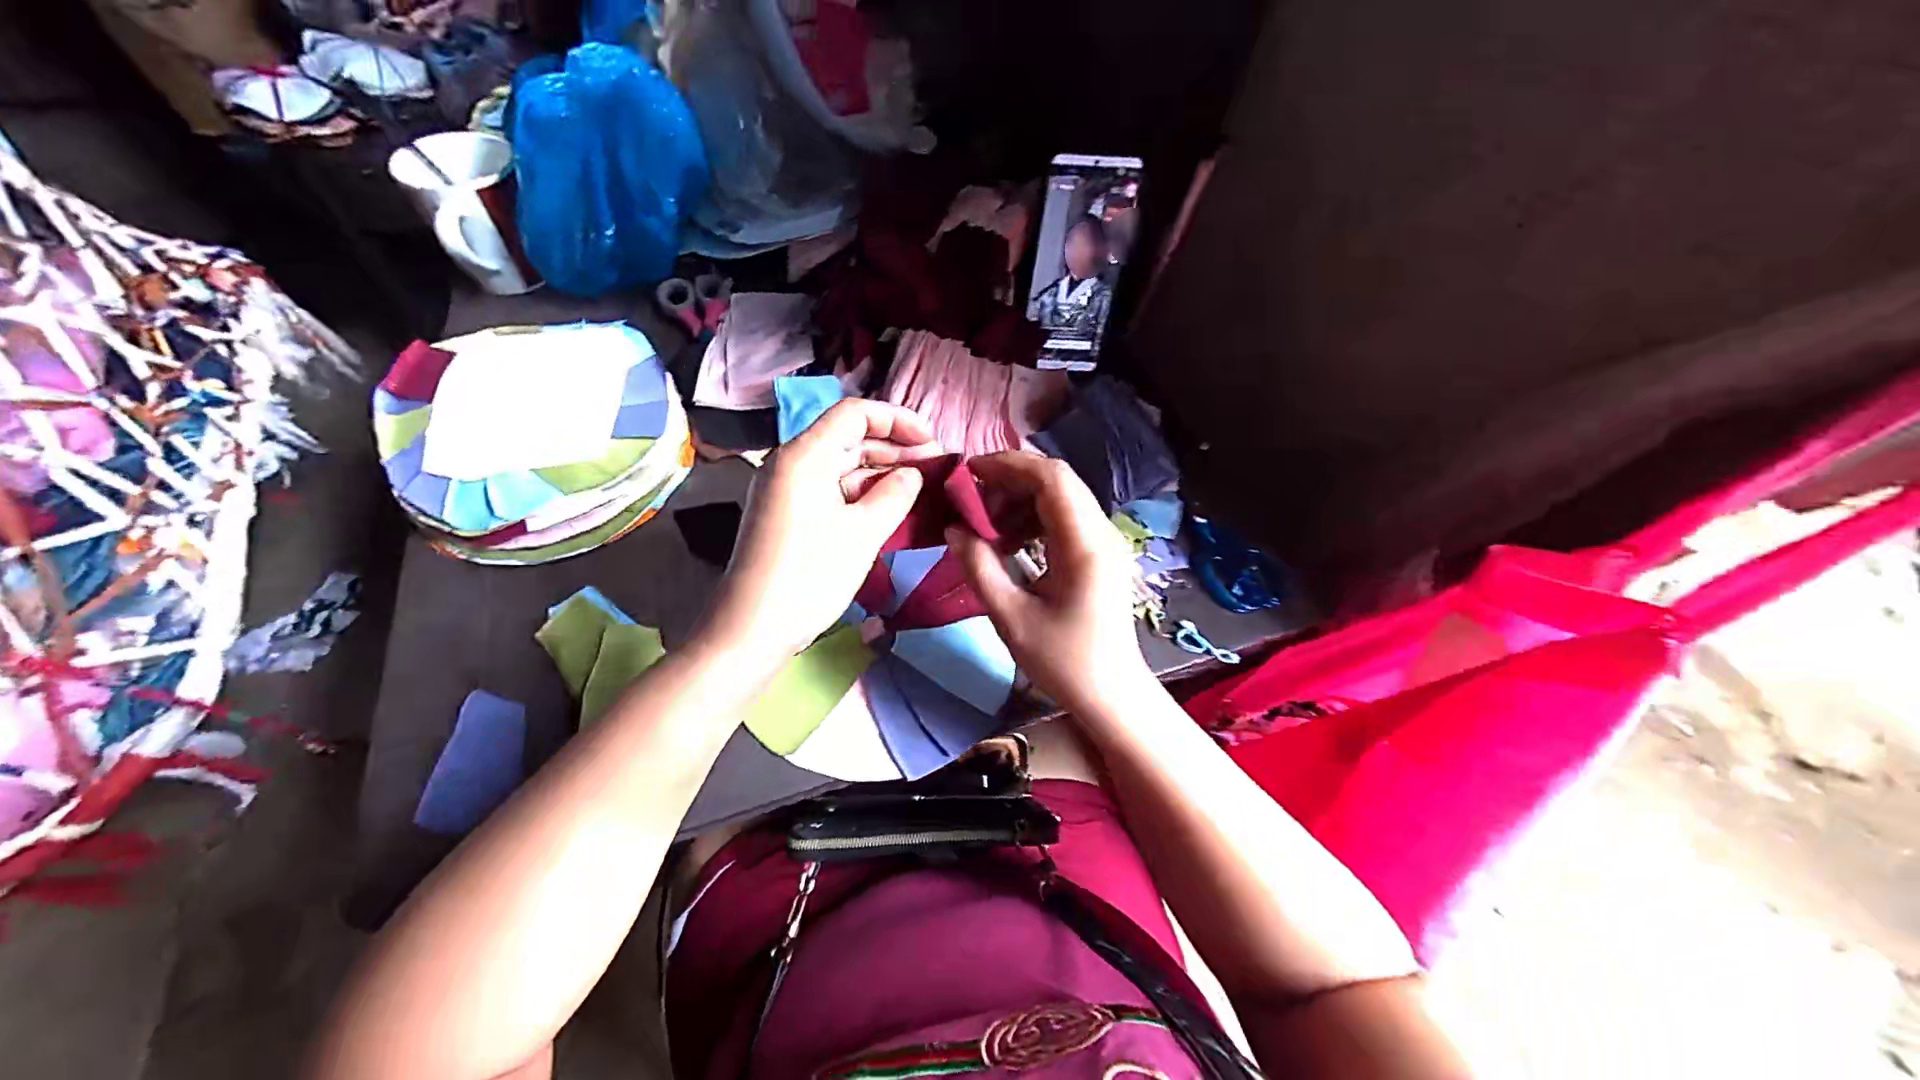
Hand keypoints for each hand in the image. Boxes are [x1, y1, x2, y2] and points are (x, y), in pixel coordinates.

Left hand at [703, 400, 942, 659]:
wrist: (752, 629)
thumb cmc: (810, 576)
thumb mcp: (863, 533)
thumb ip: (895, 494)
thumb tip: (913, 474)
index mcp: (804, 455)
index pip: (855, 413)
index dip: (898, 420)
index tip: (932, 442)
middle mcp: (790, 462)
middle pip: (848, 437)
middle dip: (894, 448)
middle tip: (936, 468)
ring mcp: (786, 489)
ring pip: (840, 465)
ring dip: (881, 472)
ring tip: (921, 488)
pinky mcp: (787, 513)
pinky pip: (830, 488)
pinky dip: (861, 493)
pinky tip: (891, 507)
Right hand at [947, 452, 1155, 721]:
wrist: (1111, 695)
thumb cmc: (1063, 662)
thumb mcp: (1011, 618)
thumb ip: (979, 567)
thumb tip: (954, 528)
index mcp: (1085, 545)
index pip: (1051, 478)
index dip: (1008, 465)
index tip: (968, 473)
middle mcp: (1101, 533)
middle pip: (1057, 481)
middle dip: (1010, 480)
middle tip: (971, 500)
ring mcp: (1105, 542)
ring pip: (1061, 496)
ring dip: (1021, 499)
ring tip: (986, 524)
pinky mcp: (1100, 553)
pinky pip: (1065, 518)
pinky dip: (1034, 518)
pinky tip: (1009, 541)